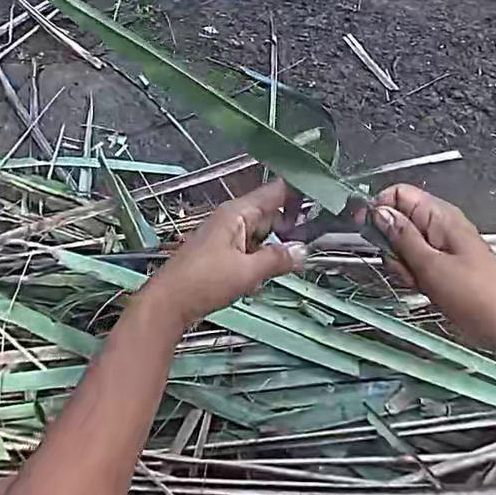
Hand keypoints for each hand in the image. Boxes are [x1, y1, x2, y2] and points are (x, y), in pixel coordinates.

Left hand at [137, 179, 307, 329]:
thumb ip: (277, 259)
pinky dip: (266, 254)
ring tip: (304, 252)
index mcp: (238, 212)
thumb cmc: (205, 281)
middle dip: (294, 223)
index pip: (275, 191)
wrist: (168, 303)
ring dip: (280, 242)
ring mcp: (228, 235)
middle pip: (271, 212)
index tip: (327, 195)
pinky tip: (277, 268)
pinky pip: (252, 246)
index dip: (300, 191)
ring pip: (263, 231)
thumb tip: (303, 251)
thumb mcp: (246, 272)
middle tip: (323, 233)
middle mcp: (234, 218)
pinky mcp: (224, 252)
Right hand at [366, 184, 495, 348]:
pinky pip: (417, 260)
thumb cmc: (475, 295)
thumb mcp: (431, 265)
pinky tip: (425, 288)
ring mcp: (442, 244)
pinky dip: (415, 274)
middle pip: (399, 219)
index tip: (365, 229)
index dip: (379, 207)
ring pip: (405, 244)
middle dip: (391, 243)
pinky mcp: (444, 263)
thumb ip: (401, 236)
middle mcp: (440, 224)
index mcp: (440, 215)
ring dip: (403, 263)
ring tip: (419, 281)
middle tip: (403, 265)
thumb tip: (378, 211)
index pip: (399, 193)